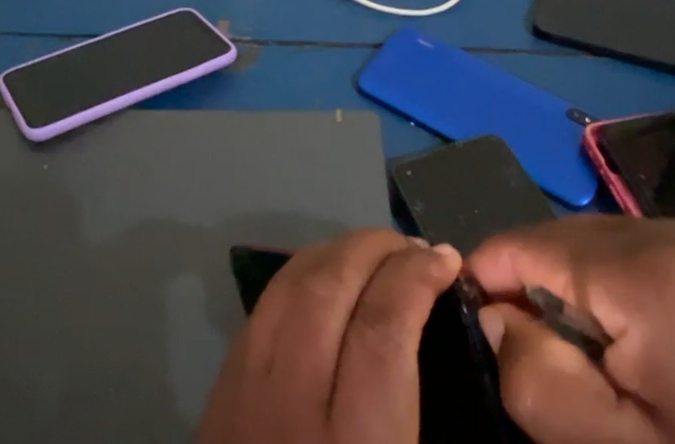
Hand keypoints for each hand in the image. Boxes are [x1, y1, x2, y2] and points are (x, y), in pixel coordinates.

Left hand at [197, 229, 460, 443]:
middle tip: (414, 249)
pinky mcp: (219, 389)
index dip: (416, 280)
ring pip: (287, 288)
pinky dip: (300, 277)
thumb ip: (423, 416)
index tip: (447, 262)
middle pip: (328, 291)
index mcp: (353, 442)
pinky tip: (327, 279)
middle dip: (375, 250)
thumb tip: (455, 341)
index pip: (382, 329)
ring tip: (376, 253)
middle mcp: (290, 403)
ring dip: (336, 253)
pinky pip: (261, 308)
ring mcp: (245, 390)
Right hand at [467, 217, 674, 443]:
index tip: (486, 347)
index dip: (485, 289)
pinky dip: (617, 294)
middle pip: (556, 241)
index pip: (517, 245)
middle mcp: (671, 230)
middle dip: (531, 295)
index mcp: (642, 270)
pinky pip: (639, 258)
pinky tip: (646, 357)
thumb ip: (537, 381)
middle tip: (550, 374)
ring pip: (596, 248)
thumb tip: (495, 318)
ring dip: (574, 297)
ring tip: (598, 371)